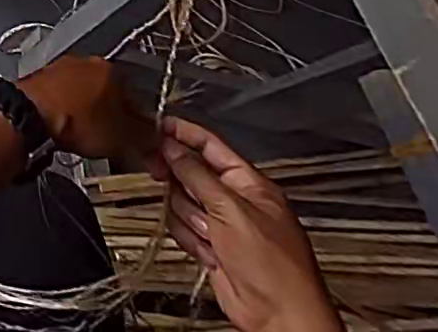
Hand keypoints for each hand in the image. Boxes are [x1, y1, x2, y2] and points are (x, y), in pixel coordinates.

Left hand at [16, 56, 155, 159]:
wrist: (31, 113)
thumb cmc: (78, 121)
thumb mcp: (120, 137)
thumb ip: (144, 140)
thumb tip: (157, 145)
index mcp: (111, 70)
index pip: (135, 94)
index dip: (138, 120)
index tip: (135, 138)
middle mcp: (87, 61)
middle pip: (109, 90)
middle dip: (111, 114)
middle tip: (110, 138)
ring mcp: (63, 66)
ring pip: (85, 91)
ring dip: (88, 110)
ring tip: (85, 134)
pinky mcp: (43, 76)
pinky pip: (63, 93)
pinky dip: (67, 108)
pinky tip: (65, 125)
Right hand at [155, 117, 339, 331]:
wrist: (280, 321)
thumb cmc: (274, 267)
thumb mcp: (232, 210)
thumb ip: (197, 175)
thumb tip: (172, 147)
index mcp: (247, 183)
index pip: (210, 146)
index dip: (184, 133)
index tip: (160, 125)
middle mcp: (232, 199)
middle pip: (190, 171)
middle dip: (177, 176)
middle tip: (157, 170)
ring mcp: (220, 224)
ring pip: (182, 200)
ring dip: (188, 216)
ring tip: (207, 233)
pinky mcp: (209, 246)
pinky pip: (182, 227)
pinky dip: (189, 238)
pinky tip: (208, 252)